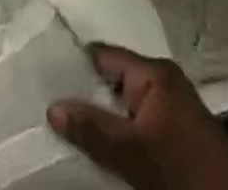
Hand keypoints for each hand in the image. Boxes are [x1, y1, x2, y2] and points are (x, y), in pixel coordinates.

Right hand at [46, 45, 227, 189]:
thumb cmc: (186, 173)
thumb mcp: (133, 152)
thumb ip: (91, 128)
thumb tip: (51, 108)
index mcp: (155, 73)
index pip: (100, 55)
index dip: (70, 64)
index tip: (41, 75)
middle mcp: (163, 83)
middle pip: (109, 80)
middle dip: (82, 95)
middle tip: (47, 101)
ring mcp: (171, 111)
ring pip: (120, 106)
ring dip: (99, 119)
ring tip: (65, 124)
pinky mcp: (176, 137)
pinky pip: (134, 125)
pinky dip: (117, 134)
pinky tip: (96, 145)